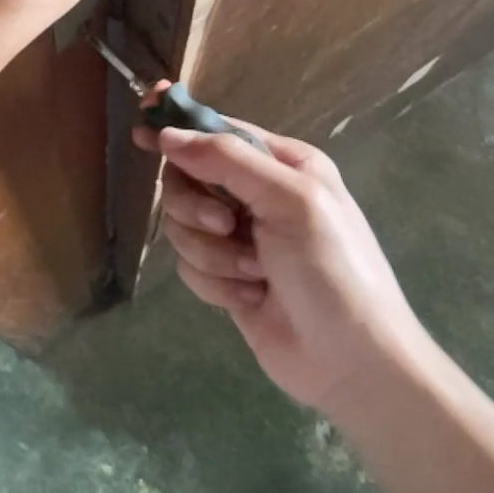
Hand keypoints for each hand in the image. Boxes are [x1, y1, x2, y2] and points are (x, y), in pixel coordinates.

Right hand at [137, 116, 434, 417]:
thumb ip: (226, 160)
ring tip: (253, 273)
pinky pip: (187, 263)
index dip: (177, 128)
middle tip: (225, 227)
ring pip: (181, 224)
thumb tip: (165, 134)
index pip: (216, 129)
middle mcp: (257, 193)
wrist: (353, 364)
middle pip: (186, 178)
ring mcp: (239, 237)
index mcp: (282, 163)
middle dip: (196, 207)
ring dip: (211, 252)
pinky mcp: (225, 275)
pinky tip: (249, 297)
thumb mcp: (291, 201)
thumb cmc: (334, 270)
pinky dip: (215, 281)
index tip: (140, 130)